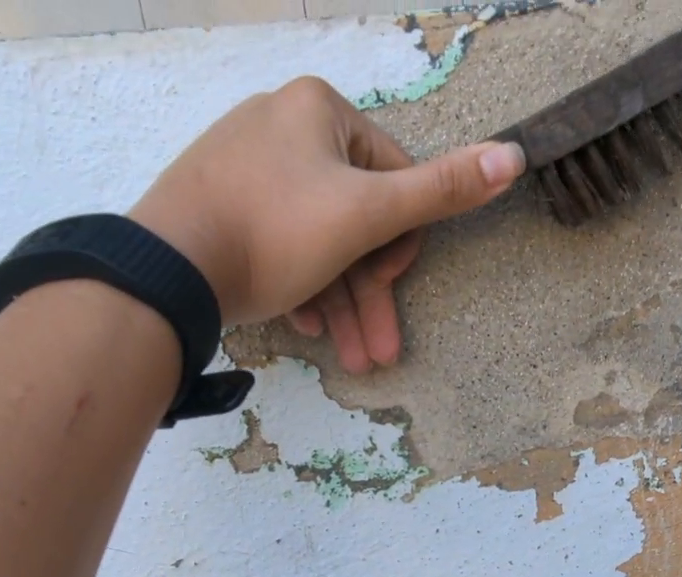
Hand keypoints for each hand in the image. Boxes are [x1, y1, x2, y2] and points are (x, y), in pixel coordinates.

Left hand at [128, 76, 526, 374]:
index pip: (394, 177)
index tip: (389, 286)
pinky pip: (279, 243)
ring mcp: (244, 165)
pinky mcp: (219, 204)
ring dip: (342, 303)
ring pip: (317, 239)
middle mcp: (281, 125)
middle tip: (380, 352)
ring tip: (353, 359)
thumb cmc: (275, 233)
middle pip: (354, 218)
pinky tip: (310, 327)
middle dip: (371, 293)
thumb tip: (514, 155)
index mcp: (319, 111)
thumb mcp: (368, 216)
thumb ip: (441, 191)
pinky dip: (302, 286)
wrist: (166, 272)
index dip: (401, 241)